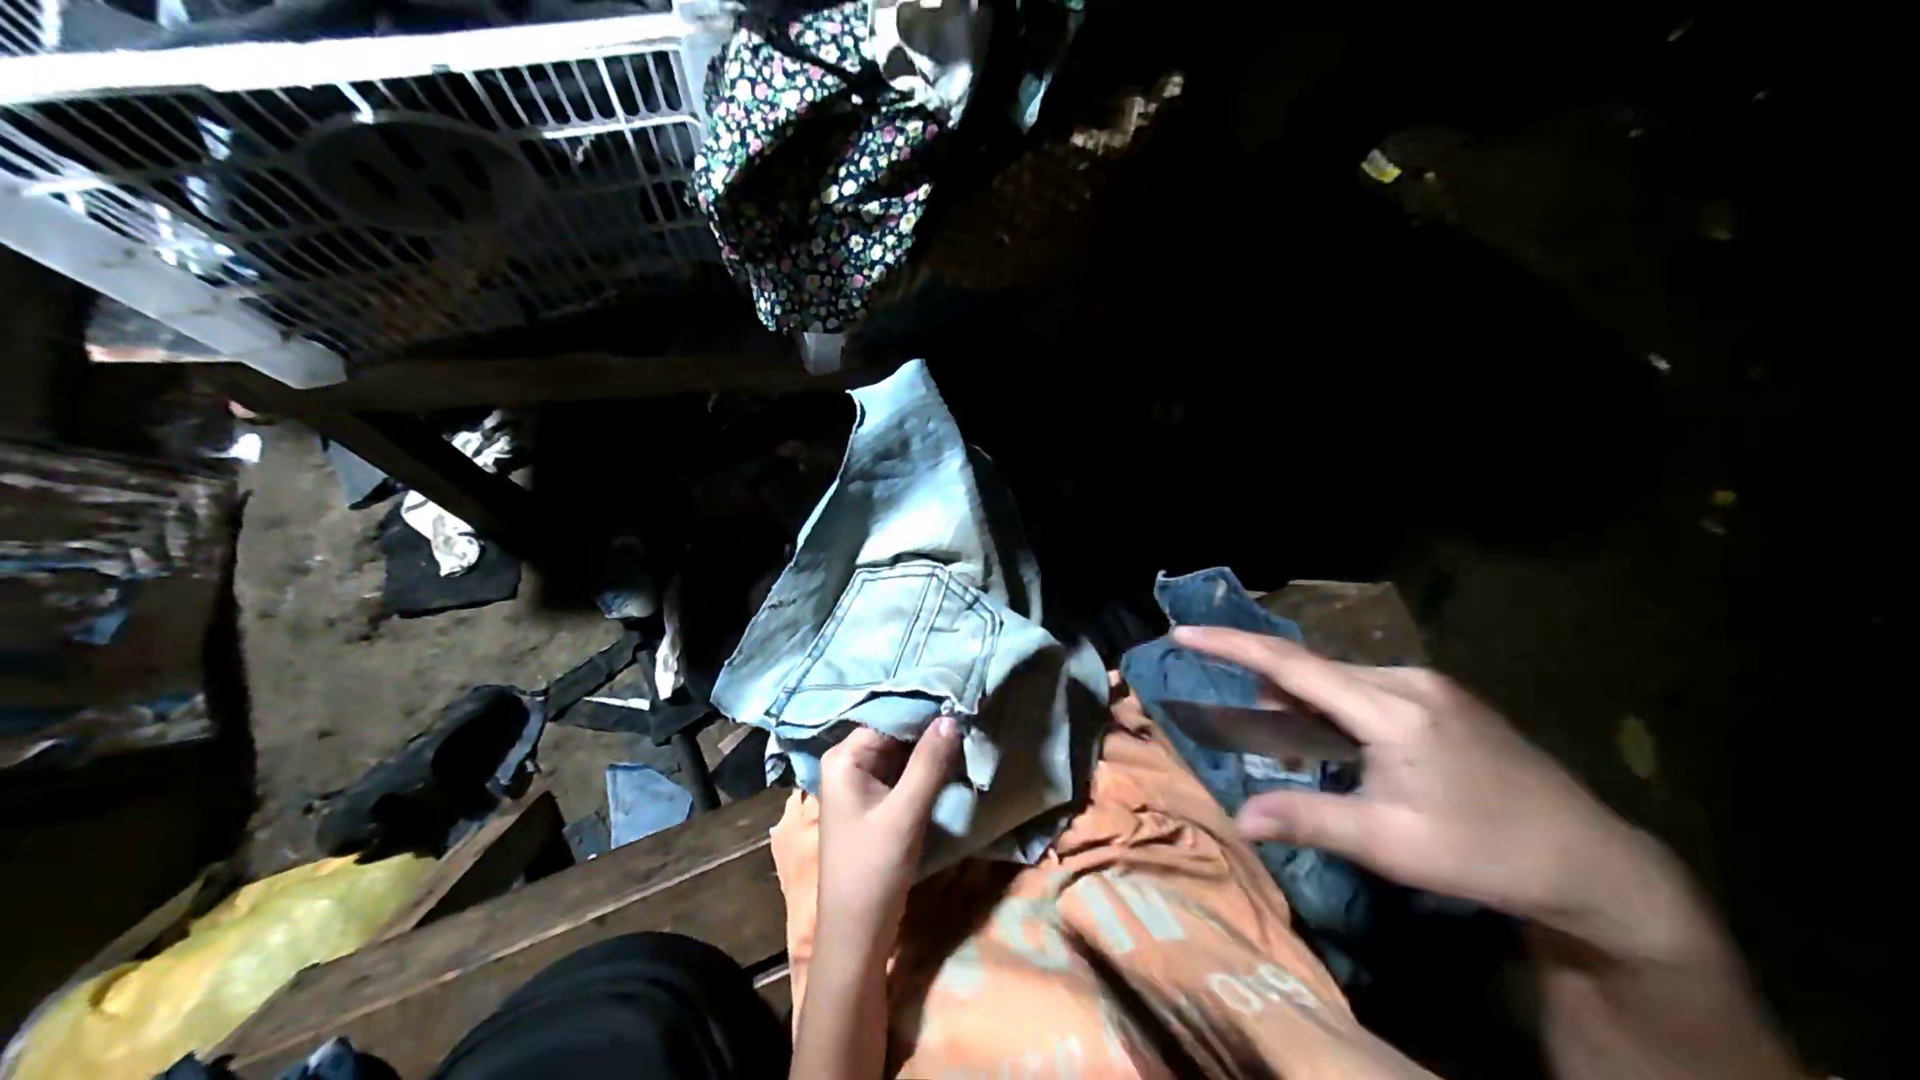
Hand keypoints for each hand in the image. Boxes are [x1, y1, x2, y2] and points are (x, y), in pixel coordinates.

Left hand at [815, 716, 961, 943]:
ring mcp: (862, 784)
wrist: (858, 931)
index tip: (959, 695)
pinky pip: (903, 773)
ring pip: (901, 753)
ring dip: (930, 746)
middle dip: (929, 726)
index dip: (923, 707)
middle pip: (894, 733)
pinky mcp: (877, 803)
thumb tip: (951, 717)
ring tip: (967, 727)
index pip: (888, 717)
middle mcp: (849, 764)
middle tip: (969, 710)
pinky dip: (925, 767)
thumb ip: (929, 762)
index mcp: (844, 758)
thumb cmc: (874, 867)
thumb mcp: (905, 812)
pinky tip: (953, 758)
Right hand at [1172, 627, 1703, 959]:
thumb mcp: (1389, 843)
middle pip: (1311, 670)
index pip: (1292, 664)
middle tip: (1236, 727)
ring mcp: (1428, 685)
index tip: (1182, 633)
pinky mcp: (1440, 698)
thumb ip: (1308, 819)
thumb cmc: (1484, 852)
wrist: (1592, 861)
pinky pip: (1364, 688)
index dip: (1231, 646)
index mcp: (1391, 708)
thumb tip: (1237, 817)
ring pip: (1337, 680)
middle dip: (1264, 689)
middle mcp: (1407, 680)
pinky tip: (1335, 743)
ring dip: (1300, 704)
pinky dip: (1331, 709)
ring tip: (1286, 744)